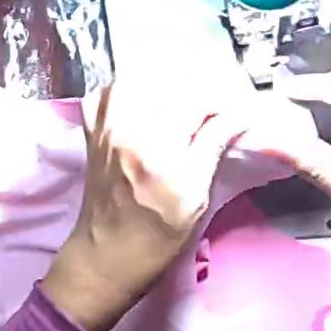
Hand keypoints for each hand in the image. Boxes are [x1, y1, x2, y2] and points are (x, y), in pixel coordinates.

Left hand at [43, 81, 248, 330]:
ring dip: (168, 86)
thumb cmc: (154, 234)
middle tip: (215, 107)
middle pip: (168, 79)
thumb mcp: (196, 194)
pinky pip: (116, 89)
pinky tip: (151, 108)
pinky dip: (137, 90)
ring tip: (186, 108)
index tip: (236, 109)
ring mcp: (102, 119)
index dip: (221, 100)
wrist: (105, 252)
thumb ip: (213, 144)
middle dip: (196, 88)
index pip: (195, 96)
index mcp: (151, 143)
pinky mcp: (92, 123)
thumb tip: (238, 113)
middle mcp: (122, 122)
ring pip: (142, 78)